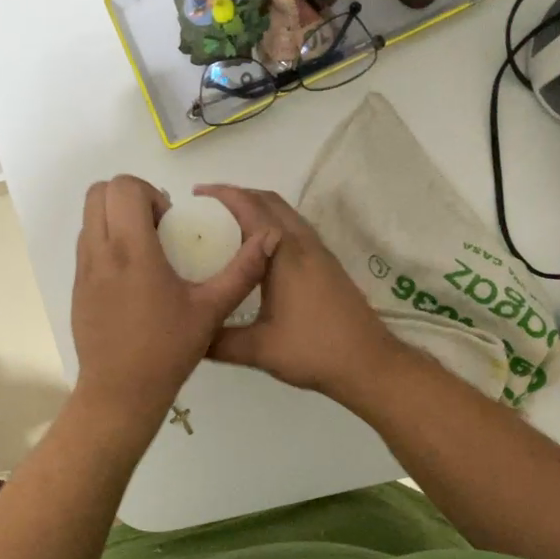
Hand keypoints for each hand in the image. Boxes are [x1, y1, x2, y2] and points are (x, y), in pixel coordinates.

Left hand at [70, 175, 273, 423]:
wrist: (121, 392)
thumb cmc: (167, 351)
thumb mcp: (210, 311)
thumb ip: (242, 271)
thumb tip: (270, 239)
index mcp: (132, 252)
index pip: (124, 188)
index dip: (149, 193)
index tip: (169, 223)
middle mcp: (100, 254)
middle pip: (98, 193)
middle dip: (129, 199)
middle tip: (156, 229)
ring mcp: (83, 272)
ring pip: (89, 220)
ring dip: (116, 221)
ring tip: (145, 254)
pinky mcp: (77, 290)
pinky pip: (86, 248)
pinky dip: (107, 246)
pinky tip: (132, 281)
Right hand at [195, 185, 403, 397]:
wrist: (367, 363)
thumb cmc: (313, 351)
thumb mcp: (258, 350)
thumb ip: (219, 341)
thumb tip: (191, 335)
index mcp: (285, 256)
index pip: (251, 209)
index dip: (222, 195)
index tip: (195, 196)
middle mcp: (304, 245)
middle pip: (270, 202)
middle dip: (238, 196)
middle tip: (206, 208)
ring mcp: (319, 253)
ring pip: (286, 215)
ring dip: (257, 210)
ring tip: (226, 225)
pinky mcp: (328, 266)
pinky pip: (295, 231)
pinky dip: (272, 227)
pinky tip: (257, 253)